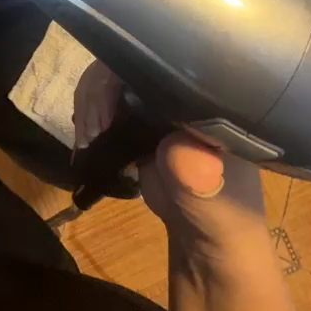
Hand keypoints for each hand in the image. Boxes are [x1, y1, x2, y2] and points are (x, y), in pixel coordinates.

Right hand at [73, 63, 270, 264]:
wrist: (211, 251)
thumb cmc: (224, 222)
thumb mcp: (216, 204)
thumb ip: (198, 176)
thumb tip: (177, 149)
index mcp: (208, 99)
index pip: (161, 59)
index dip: (125, 75)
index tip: (107, 114)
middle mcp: (182, 95)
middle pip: (128, 65)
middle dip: (99, 92)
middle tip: (90, 133)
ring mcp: (159, 109)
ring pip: (112, 83)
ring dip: (90, 106)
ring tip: (86, 142)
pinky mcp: (140, 126)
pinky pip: (107, 106)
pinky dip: (90, 118)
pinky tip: (85, 141)